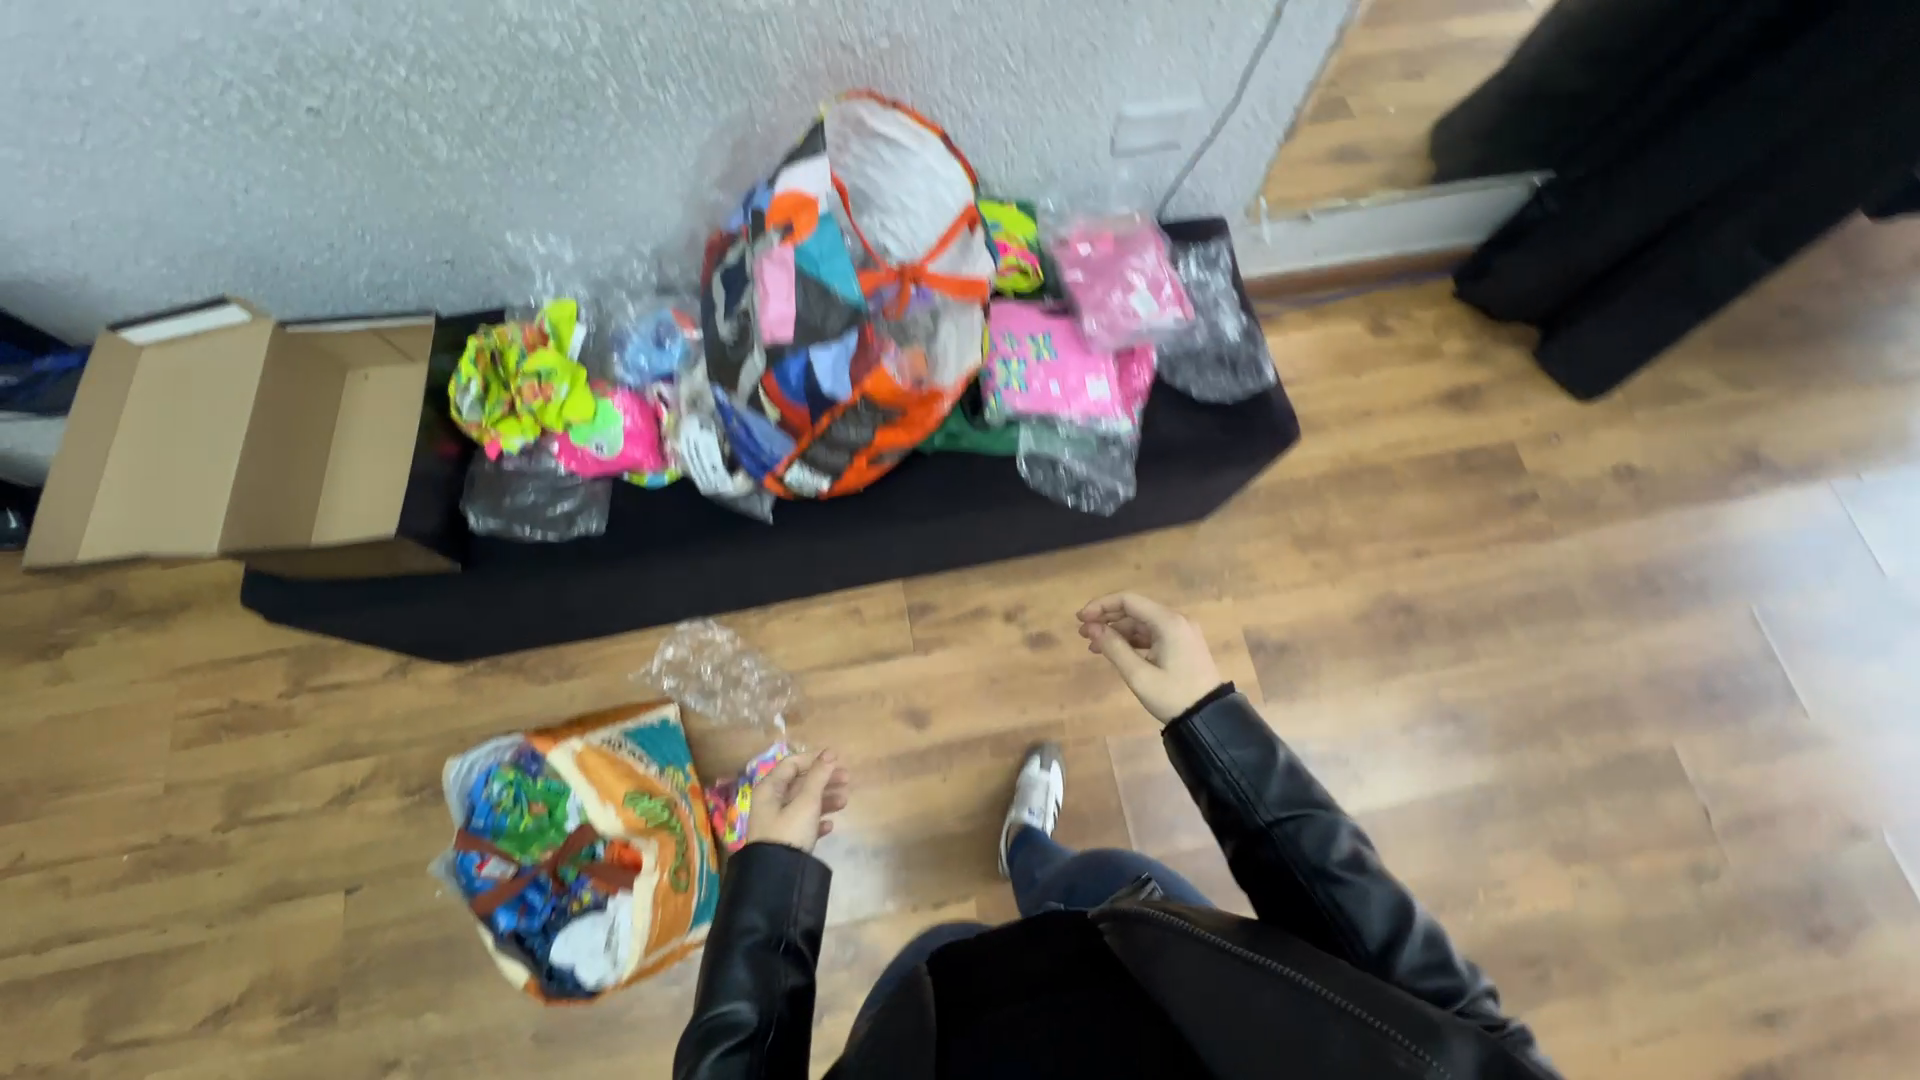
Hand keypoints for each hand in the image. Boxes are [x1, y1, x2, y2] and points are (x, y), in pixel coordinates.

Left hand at [744, 749, 849, 854]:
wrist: (778, 877)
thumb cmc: (790, 831)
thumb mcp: (807, 802)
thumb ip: (819, 776)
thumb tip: (830, 753)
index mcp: (770, 789)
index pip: (792, 764)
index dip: (814, 759)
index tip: (836, 760)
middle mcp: (771, 802)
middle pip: (800, 783)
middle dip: (824, 780)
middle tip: (847, 779)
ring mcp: (778, 822)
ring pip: (804, 803)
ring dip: (825, 799)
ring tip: (845, 802)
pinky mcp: (786, 840)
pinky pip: (804, 823)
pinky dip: (817, 821)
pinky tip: (830, 825)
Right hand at [1077, 593, 1223, 723]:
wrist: (1209, 718)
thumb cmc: (1173, 696)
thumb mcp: (1138, 675)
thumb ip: (1113, 647)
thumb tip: (1092, 628)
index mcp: (1168, 622)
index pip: (1128, 600)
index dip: (1101, 606)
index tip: (1081, 619)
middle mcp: (1176, 620)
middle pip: (1135, 610)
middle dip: (1107, 619)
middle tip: (1083, 633)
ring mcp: (1181, 632)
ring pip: (1142, 623)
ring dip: (1117, 631)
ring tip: (1094, 646)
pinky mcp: (1182, 644)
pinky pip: (1152, 634)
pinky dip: (1132, 640)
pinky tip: (1116, 651)